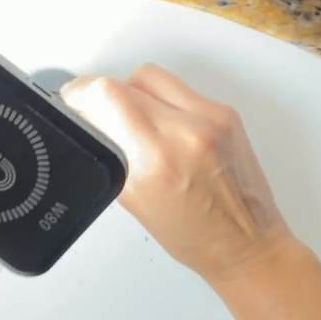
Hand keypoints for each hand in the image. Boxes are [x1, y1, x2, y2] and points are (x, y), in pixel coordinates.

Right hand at [63, 64, 295, 285]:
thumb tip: (92, 120)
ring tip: (133, 118)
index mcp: (156, 157)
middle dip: (104, 95)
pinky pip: (179, 88)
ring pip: (151, 76)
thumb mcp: (134, 200)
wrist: (246, 243)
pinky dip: (162, 100)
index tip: (75, 98)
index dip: (82, 91)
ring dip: (133, 91)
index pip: (107, 95)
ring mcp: (210, 117)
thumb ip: (110, 154)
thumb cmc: (195, 235)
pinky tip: (162, 124)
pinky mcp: (226, 112)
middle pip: (126, 82)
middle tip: (100, 113)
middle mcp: (186, 130)